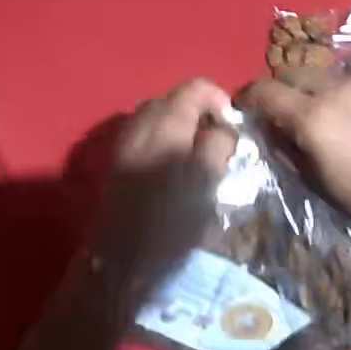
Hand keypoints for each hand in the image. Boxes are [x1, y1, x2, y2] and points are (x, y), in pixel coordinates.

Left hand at [83, 79, 237, 302]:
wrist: (121, 262)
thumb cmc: (172, 221)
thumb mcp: (208, 180)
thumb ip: (219, 144)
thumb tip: (224, 127)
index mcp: (166, 122)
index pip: (197, 87)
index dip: (221, 101)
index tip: (234, 129)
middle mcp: (140, 123)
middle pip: (174, 98)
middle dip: (200, 113)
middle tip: (219, 143)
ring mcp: (124, 142)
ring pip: (158, 117)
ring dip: (181, 129)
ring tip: (197, 158)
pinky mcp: (116, 162)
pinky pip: (145, 136)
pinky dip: (164, 142)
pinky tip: (173, 171)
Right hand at [240, 76, 350, 241]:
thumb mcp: (321, 182)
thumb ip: (291, 149)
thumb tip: (276, 133)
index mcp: (315, 116)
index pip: (265, 91)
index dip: (247, 100)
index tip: (243, 113)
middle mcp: (336, 88)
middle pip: (290, 74)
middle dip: (277, 92)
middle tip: (276, 117)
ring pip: (320, 76)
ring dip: (307, 92)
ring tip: (312, 119)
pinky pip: (346, 83)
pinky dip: (334, 95)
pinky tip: (345, 120)